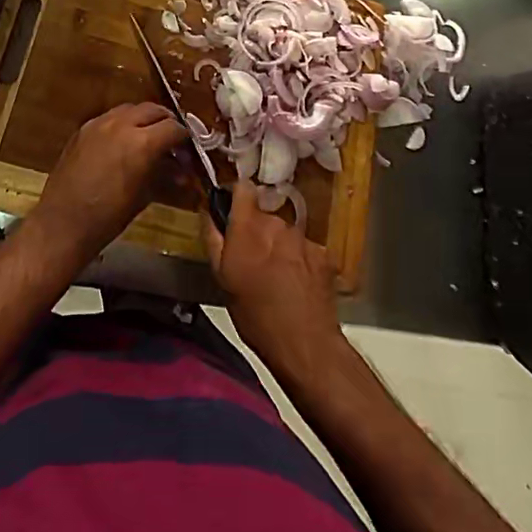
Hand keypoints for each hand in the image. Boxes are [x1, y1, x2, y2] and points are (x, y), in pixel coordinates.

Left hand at [30, 102, 187, 260]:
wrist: (64, 223)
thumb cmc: (109, 217)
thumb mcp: (144, 195)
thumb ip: (164, 175)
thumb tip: (180, 171)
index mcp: (142, 142)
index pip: (174, 127)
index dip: (185, 138)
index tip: (188, 149)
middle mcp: (120, 125)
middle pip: (153, 110)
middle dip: (166, 123)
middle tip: (172, 142)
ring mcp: (98, 124)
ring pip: (130, 110)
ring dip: (144, 120)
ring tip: (148, 140)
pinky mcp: (82, 130)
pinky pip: (109, 118)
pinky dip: (122, 125)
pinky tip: (122, 145)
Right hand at [204, 178, 341, 365]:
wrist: (305, 343)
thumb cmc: (255, 315)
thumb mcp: (222, 278)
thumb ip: (213, 238)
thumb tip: (208, 211)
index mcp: (249, 228)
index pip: (243, 187)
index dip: (235, 194)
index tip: (229, 209)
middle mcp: (278, 225)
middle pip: (263, 214)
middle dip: (256, 231)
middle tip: (250, 259)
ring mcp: (304, 238)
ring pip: (284, 232)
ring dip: (277, 246)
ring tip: (274, 276)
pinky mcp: (324, 254)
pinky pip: (303, 248)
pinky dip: (298, 259)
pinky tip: (295, 283)